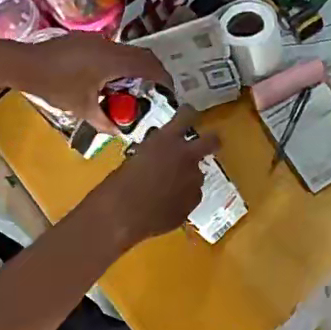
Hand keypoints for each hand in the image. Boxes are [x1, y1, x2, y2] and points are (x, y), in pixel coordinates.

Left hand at [15, 33, 171, 133]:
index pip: (149, 65)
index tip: (168, 93)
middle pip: (141, 56)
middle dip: (151, 75)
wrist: (25, 65)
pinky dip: (117, 66)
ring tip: (129, 92)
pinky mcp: (83, 41)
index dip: (163, 79)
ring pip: (125, 53)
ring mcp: (95, 40)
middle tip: (152, 94)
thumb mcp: (82, 108)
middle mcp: (109, 45)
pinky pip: (110, 52)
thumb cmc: (56, 85)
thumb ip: (104, 120)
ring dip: (132, 70)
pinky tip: (106, 83)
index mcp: (113, 60)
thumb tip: (118, 132)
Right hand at [80, 110, 219, 245]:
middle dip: (211, 141)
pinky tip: (164, 206)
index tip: (188, 114)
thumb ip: (153, 153)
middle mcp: (187, 157)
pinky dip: (181, 199)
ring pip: (198, 175)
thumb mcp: (135, 159)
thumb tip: (157, 157)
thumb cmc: (119, 183)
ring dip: (187, 178)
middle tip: (205, 145)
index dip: (188, 114)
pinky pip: (191, 197)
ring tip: (166, 190)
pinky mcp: (193, 203)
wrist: (123, 215)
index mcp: (167, 140)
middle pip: (211, 141)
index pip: (187, 115)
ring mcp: (193, 181)